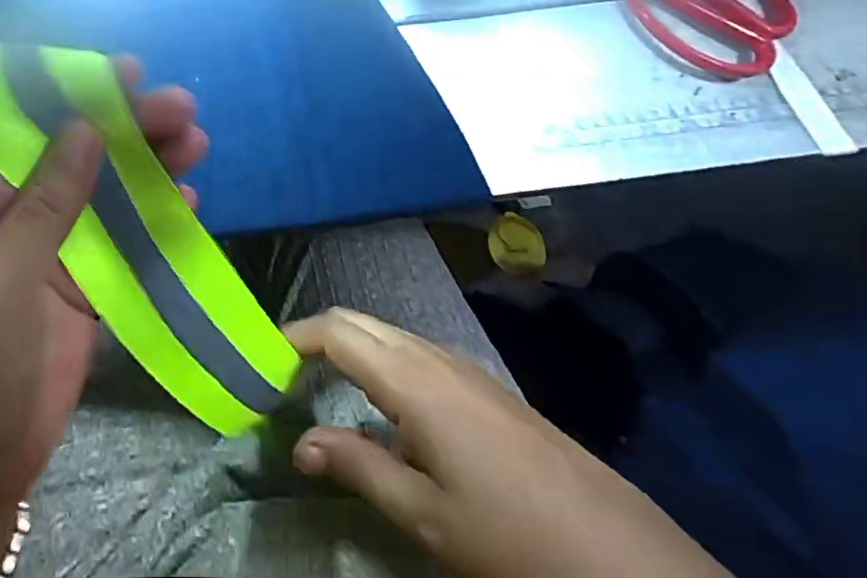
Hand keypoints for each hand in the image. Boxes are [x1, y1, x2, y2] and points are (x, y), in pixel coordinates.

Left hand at [0, 58, 207, 577]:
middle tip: (182, 108)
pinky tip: (187, 199)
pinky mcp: (86, 287)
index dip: (71, 95)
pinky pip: (126, 242)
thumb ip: (45, 200)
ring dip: (151, 168)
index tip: (124, 72)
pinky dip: (157, 220)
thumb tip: (85, 126)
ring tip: (196, 142)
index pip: (19, 129)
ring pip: (108, 195)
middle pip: (77, 156)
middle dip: (128, 128)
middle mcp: (11, 216)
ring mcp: (52, 253)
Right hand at [286, 309, 729, 577]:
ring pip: (391, 337)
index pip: (339, 332)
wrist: (606, 543)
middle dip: (318, 338)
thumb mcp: (421, 512)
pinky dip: (382, 365)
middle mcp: (437, 356)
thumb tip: (302, 443)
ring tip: (319, 387)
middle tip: (280, 375)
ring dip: (351, 350)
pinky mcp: (482, 384)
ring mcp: (464, 366)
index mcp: (414, 379)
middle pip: (363, 324)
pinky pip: (418, 356)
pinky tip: (379, 408)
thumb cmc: (503, 530)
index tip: (260, 359)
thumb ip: (358, 466)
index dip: (294, 337)